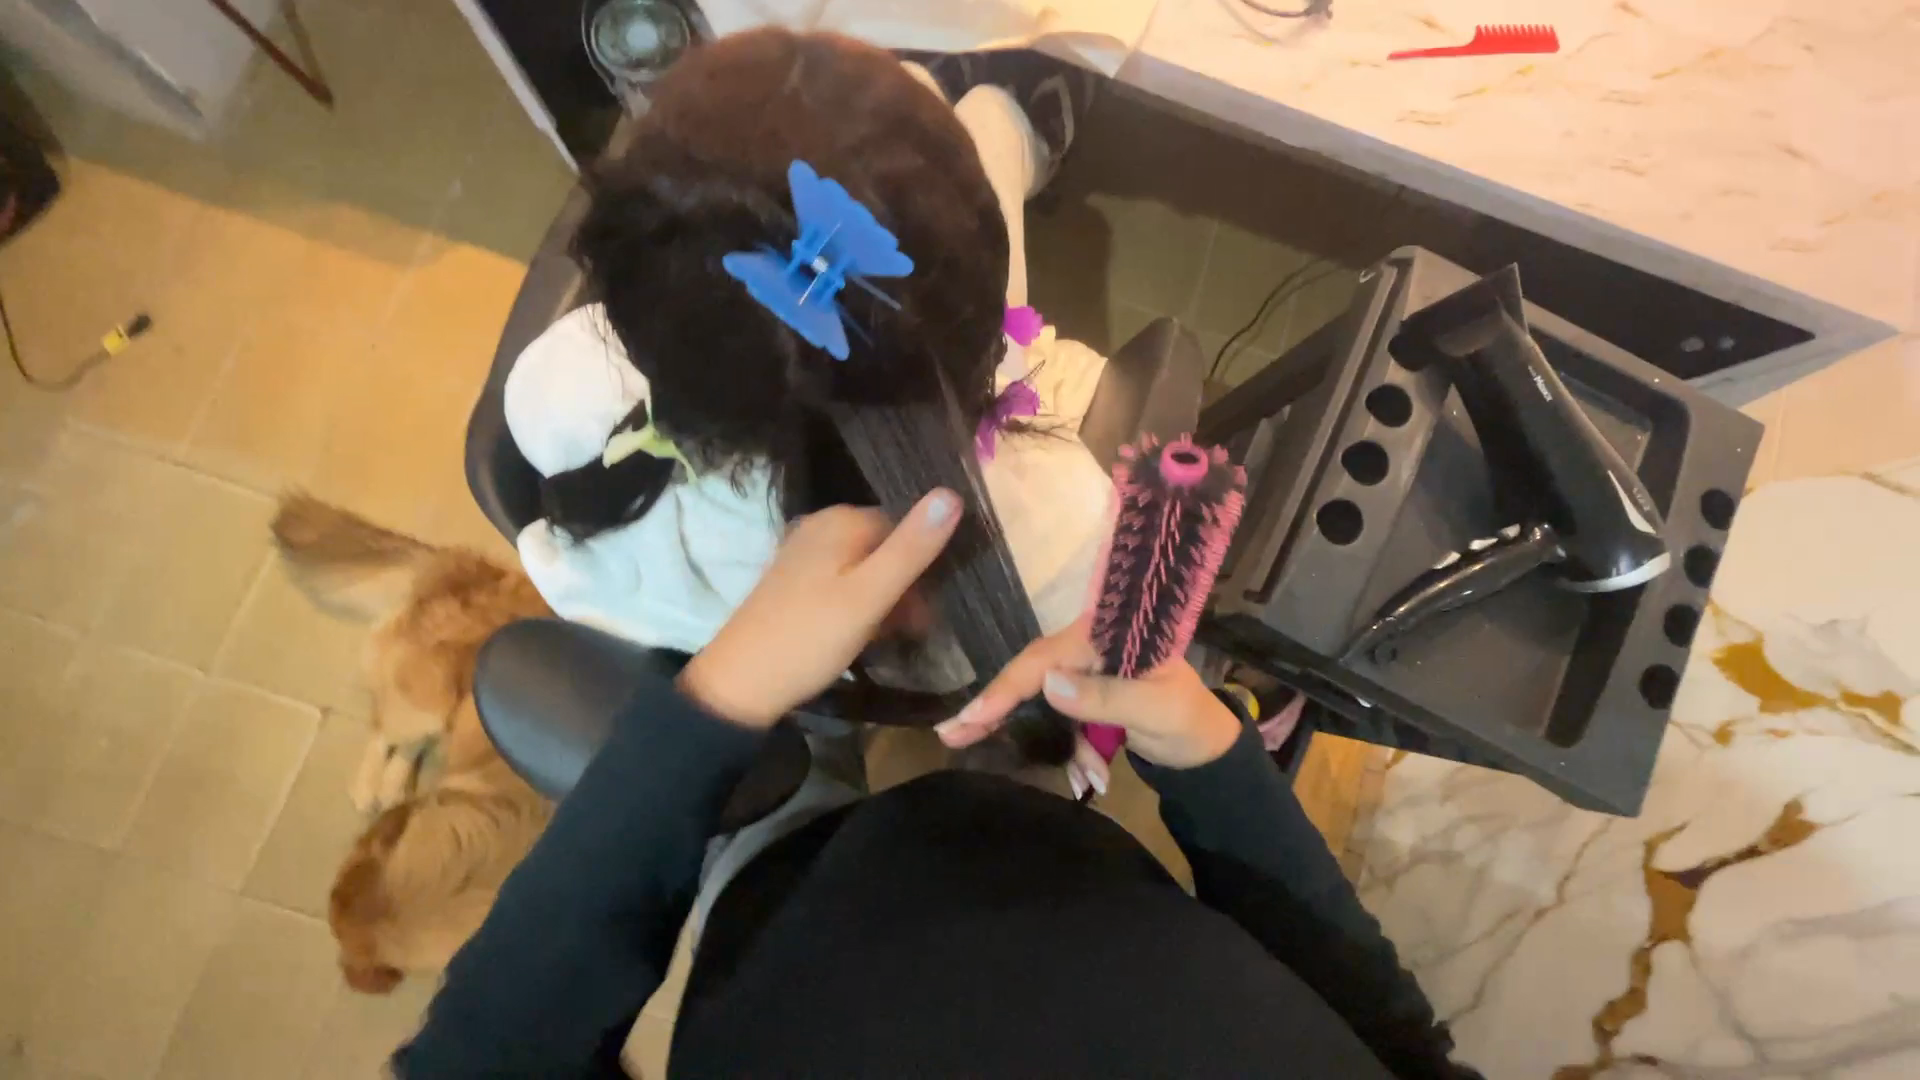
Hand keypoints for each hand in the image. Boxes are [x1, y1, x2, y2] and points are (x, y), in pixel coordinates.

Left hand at [678, 489, 960, 728]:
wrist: (740, 684)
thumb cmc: (811, 638)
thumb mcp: (870, 596)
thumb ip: (912, 548)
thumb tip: (952, 494)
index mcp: (841, 520)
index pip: (905, 527)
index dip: (925, 566)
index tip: (934, 607)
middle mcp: (820, 526)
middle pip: (885, 546)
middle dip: (906, 584)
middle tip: (915, 628)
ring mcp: (804, 553)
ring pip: (865, 567)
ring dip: (886, 598)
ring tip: (891, 636)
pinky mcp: (794, 581)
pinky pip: (842, 582)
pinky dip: (860, 604)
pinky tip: (862, 634)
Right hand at [935, 619, 1241, 768]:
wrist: (1207, 749)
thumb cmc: (1189, 721)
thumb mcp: (1155, 709)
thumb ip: (1105, 697)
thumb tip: (1049, 685)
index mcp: (1102, 635)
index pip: (1042, 659)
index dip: (1006, 688)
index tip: (972, 717)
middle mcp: (1086, 647)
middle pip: (1029, 675)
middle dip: (995, 709)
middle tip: (951, 735)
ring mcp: (1083, 672)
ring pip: (1038, 702)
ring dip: (1037, 740)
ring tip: (1028, 764)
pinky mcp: (1084, 697)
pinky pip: (1059, 722)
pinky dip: (1070, 751)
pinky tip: (1091, 776)